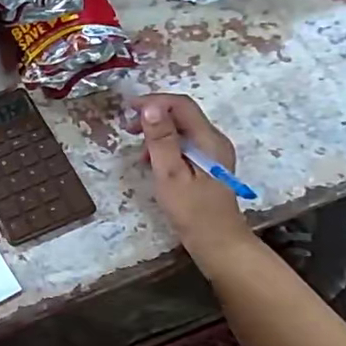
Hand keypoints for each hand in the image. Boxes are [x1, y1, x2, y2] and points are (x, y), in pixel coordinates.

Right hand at [129, 93, 255, 265]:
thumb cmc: (192, 211)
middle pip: (182, 115)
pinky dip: (166, 147)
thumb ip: (161, 140)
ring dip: (158, 133)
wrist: (218, 243)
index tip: (127, 109)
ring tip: (137, 149)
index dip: (154, 102)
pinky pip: (185, 145)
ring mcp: (213, 153)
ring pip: (182, 130)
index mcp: (208, 139)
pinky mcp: (208, 166)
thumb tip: (150, 107)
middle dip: (154, 116)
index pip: (181, 105)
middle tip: (127, 129)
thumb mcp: (171, 175)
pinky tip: (152, 162)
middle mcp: (214, 140)